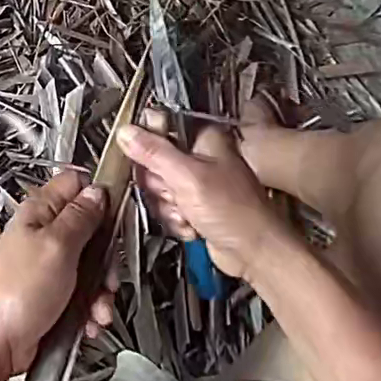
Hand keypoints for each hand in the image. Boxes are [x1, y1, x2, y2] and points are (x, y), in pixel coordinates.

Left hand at [0, 169, 113, 375]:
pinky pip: (83, 294)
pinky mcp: (51, 293)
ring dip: (100, 290)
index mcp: (40, 210)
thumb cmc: (12, 293)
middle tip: (105, 274)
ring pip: (91, 265)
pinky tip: (88, 321)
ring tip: (96, 306)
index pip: (77, 184)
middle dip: (105, 257)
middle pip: (92, 229)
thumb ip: (81, 217)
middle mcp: (44, 233)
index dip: (100, 198)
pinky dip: (90, 309)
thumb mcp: (57, 246)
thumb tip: (99, 191)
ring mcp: (47, 264)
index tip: (114, 220)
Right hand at [119, 113, 289, 283]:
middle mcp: (198, 155)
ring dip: (166, 205)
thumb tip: (126, 132)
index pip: (157, 127)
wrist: (255, 254)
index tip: (149, 164)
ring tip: (187, 212)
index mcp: (202, 137)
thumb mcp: (187, 177)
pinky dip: (174, 218)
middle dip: (158, 185)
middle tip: (173, 192)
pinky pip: (166, 206)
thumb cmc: (236, 213)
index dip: (146, 147)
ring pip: (156, 186)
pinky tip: (190, 224)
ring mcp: (195, 180)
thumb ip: (153, 152)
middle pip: (151, 160)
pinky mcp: (193, 203)